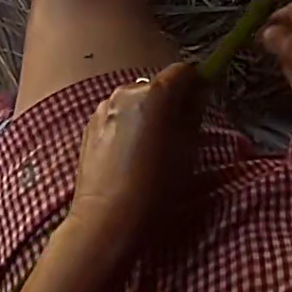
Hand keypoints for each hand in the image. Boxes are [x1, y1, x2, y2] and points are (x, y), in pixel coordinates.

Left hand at [69, 61, 201, 246]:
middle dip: (170, 100)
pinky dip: (128, 123)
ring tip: (150, 145)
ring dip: (147, 111)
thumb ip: (195, 111)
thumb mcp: (187, 148)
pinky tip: (129, 153)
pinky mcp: (89, 124)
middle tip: (177, 129)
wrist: (106, 221)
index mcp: (156, 93)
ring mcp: (105, 106)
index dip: (195, 81)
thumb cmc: (155, 186)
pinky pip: (118, 114)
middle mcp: (128, 91)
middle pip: (158, 84)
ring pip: (136, 99)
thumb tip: (200, 92)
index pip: (182, 70)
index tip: (201, 99)